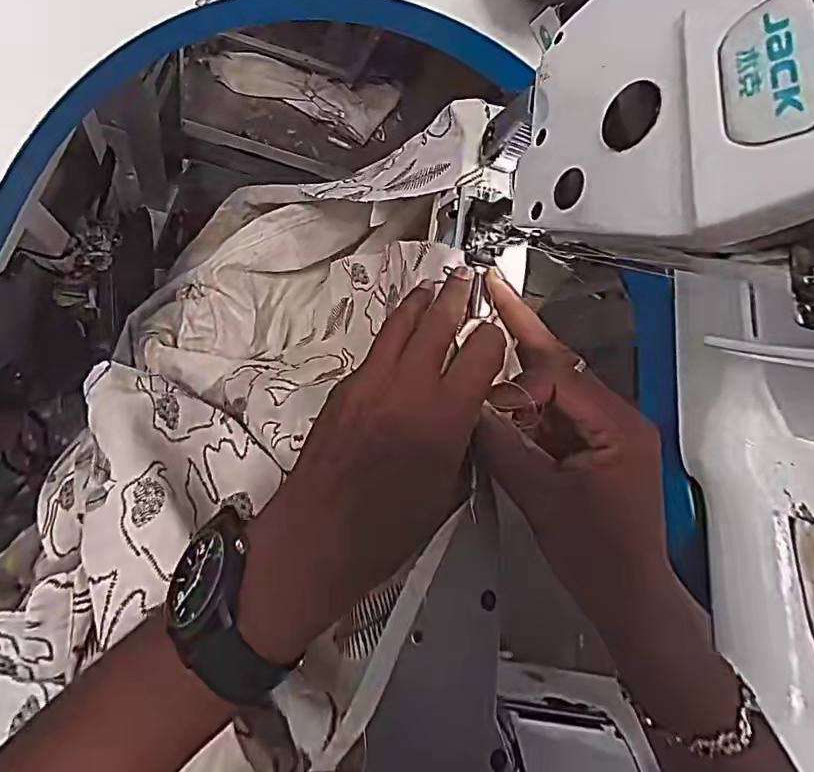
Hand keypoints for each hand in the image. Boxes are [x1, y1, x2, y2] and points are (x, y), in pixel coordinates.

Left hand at [237, 272, 505, 664]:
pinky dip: (395, 331)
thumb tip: (473, 409)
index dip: (493, 336)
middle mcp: (410, 387)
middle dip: (458, 295)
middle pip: (440, 320)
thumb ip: (466, 437)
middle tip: (466, 279)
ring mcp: (373, 381)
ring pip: (402, 323)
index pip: (482, 348)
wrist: (319, 534)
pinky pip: (378, 347)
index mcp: (445, 415)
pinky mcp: (347, 386)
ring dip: (422, 301)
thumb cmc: (386, 527)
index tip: (494, 335)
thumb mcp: (449, 486)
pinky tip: (402, 329)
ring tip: (433, 287)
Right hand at [473, 274, 747, 749]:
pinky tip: (500, 400)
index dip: (517, 385)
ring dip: (520, 373)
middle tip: (495, 292)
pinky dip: (525, 406)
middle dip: (522, 332)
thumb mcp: (543, 500)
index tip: (488, 404)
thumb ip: (504, 448)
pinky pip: (554, 412)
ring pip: (556, 386)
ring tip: (490, 334)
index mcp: (618, 426)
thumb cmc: (603, 560)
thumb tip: (473, 412)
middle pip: (561, 366)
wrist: (631, 597)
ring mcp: (607, 431)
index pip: (560, 377)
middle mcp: (618, 419)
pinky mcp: (594, 445)